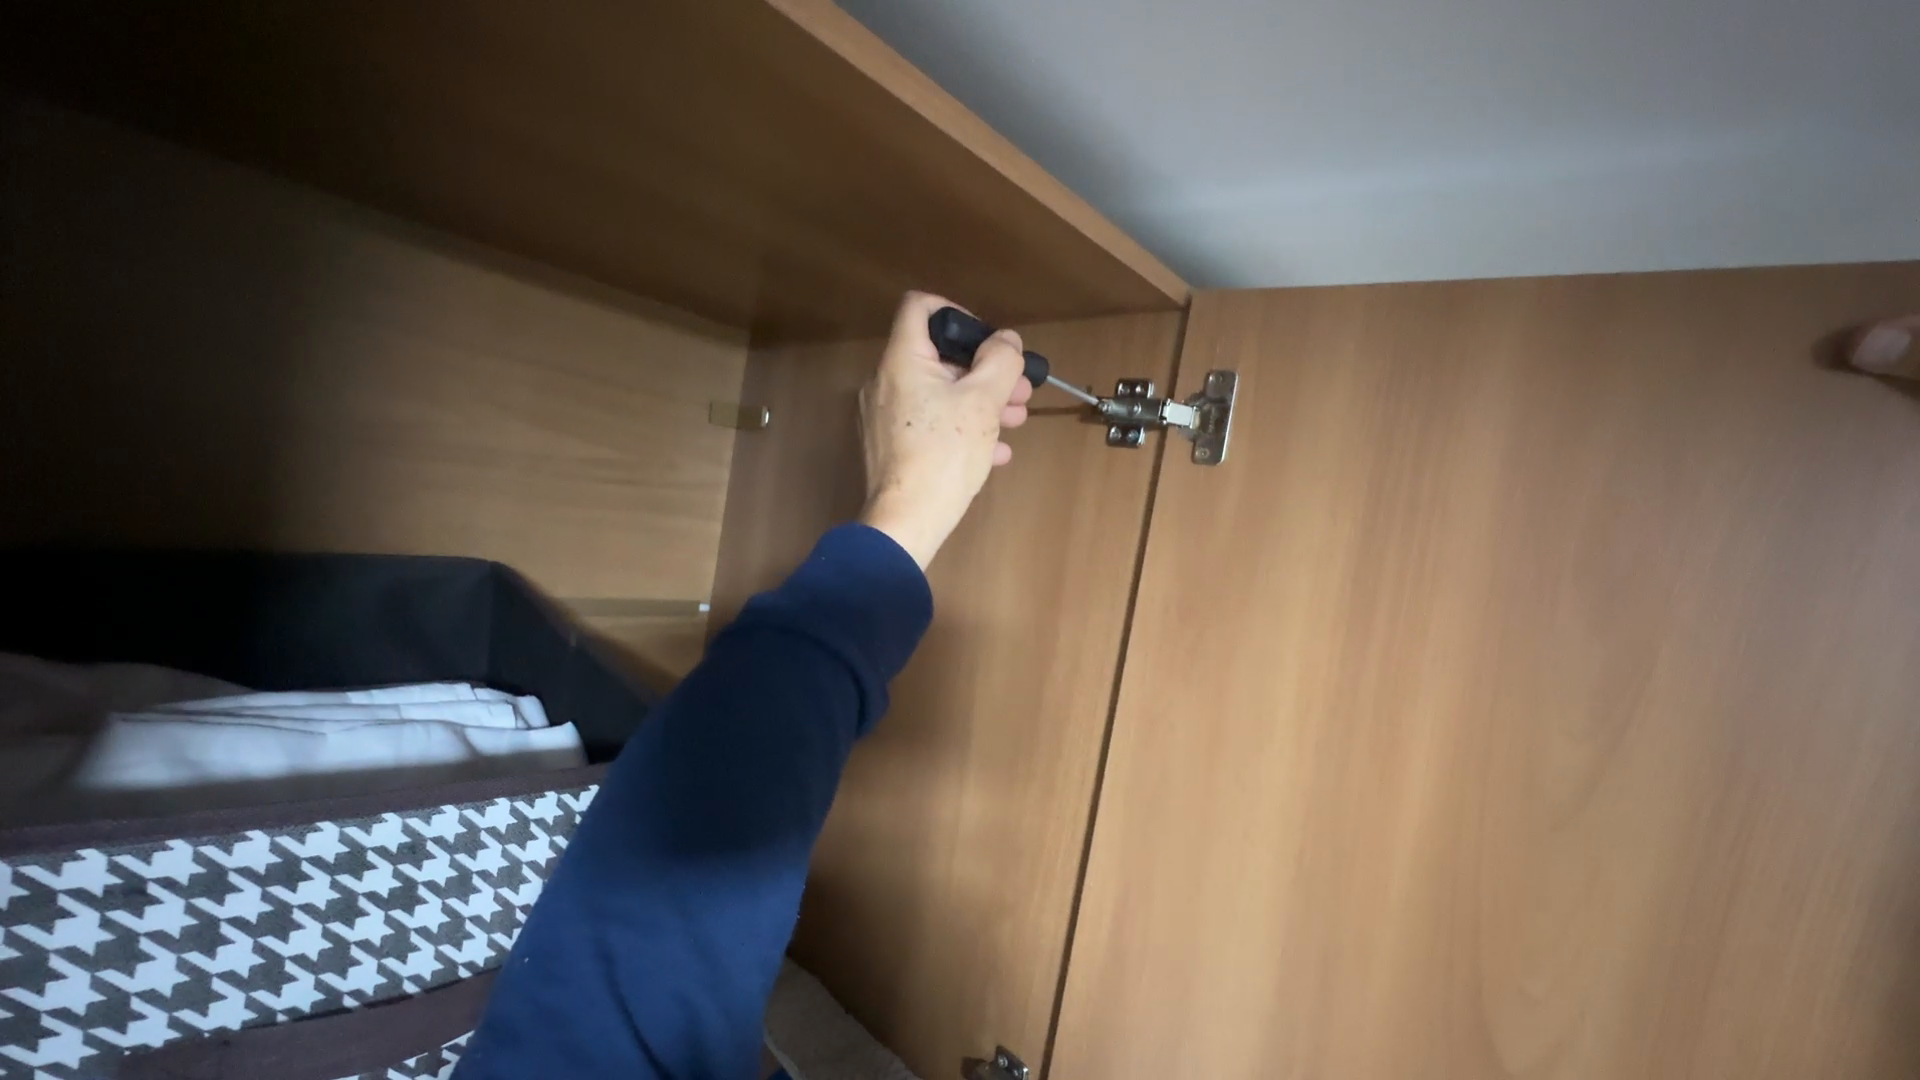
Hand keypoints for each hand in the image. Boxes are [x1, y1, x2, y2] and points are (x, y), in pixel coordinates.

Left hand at [859, 291, 1032, 568]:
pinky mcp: (889, 447)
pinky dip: (960, 427)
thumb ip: (1000, 361)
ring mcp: (883, 417)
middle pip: (937, 357)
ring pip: (937, 393)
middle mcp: (884, 382)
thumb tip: (1006, 340)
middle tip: (1019, 391)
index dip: (957, 312)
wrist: (906, 521)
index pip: (920, 307)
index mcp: (901, 360)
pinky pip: (928, 424)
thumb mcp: (984, 402)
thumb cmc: (944, 455)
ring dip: (979, 401)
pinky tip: (993, 451)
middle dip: (984, 370)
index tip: (987, 341)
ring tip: (1014, 420)